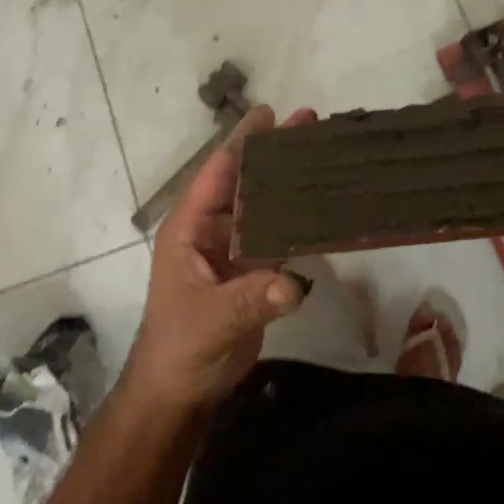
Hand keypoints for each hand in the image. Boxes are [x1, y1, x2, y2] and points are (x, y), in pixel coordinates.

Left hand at [121, 105, 314, 408]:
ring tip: (322, 153)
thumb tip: (293, 283)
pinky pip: (277, 238)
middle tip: (309, 121)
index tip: (269, 112)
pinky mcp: (252, 274)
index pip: (217, 173)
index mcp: (189, 228)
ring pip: (264, 207)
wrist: (179, 392)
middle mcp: (211, 231)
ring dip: (288, 183)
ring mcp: (233, 252)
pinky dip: (298, 220)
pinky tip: (324, 206)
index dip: (242, 142)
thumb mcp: (211, 320)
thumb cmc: (180, 347)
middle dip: (274, 153)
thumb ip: (251, 299)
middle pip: (245, 183)